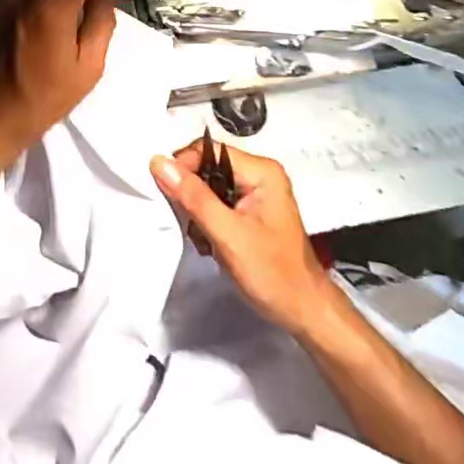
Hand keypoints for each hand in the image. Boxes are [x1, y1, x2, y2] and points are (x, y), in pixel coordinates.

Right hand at [150, 140, 340, 334]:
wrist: (303, 312)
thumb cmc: (272, 273)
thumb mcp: (228, 234)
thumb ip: (193, 197)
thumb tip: (159, 162)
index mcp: (261, 171)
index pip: (209, 150)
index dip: (183, 167)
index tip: (167, 193)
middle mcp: (259, 175)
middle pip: (207, 167)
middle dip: (190, 193)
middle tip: (188, 222)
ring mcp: (255, 194)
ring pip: (207, 186)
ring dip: (196, 210)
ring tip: (202, 238)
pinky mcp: (248, 211)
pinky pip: (215, 202)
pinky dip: (205, 220)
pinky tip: (209, 242)